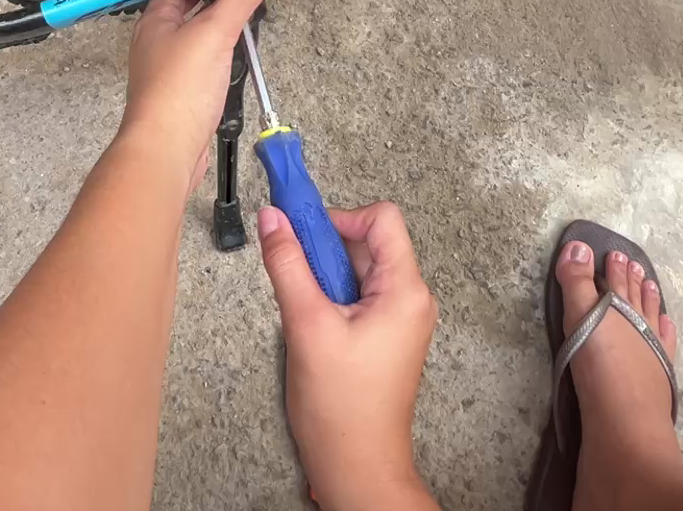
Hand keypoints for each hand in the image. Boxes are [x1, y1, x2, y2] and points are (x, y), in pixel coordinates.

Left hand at [118, 0, 272, 192]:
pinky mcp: (181, 94)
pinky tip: (233, 64)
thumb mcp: (215, 31)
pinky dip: (218, 60)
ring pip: (196, 38)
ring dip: (219, 31)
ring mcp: (168, 69)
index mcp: (156, 19)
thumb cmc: (177, 91)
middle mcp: (157, 41)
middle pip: (189, 8)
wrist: (166, 151)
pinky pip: (201, 67)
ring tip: (246, 21)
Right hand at [258, 201, 438, 510]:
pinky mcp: (385, 332)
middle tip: (295, 268)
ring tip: (304, 303)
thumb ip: (287, 263)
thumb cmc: (340, 404)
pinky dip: (332, 290)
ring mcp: (399, 317)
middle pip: (369, 240)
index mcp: (404, 289)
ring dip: (326, 270)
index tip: (303, 231)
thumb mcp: (306, 323)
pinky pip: (358, 290)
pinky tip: (313, 317)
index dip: (341, 216)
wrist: (356, 468)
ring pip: (359, 265)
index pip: (382, 218)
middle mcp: (410, 297)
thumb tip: (272, 217)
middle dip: (327, 246)